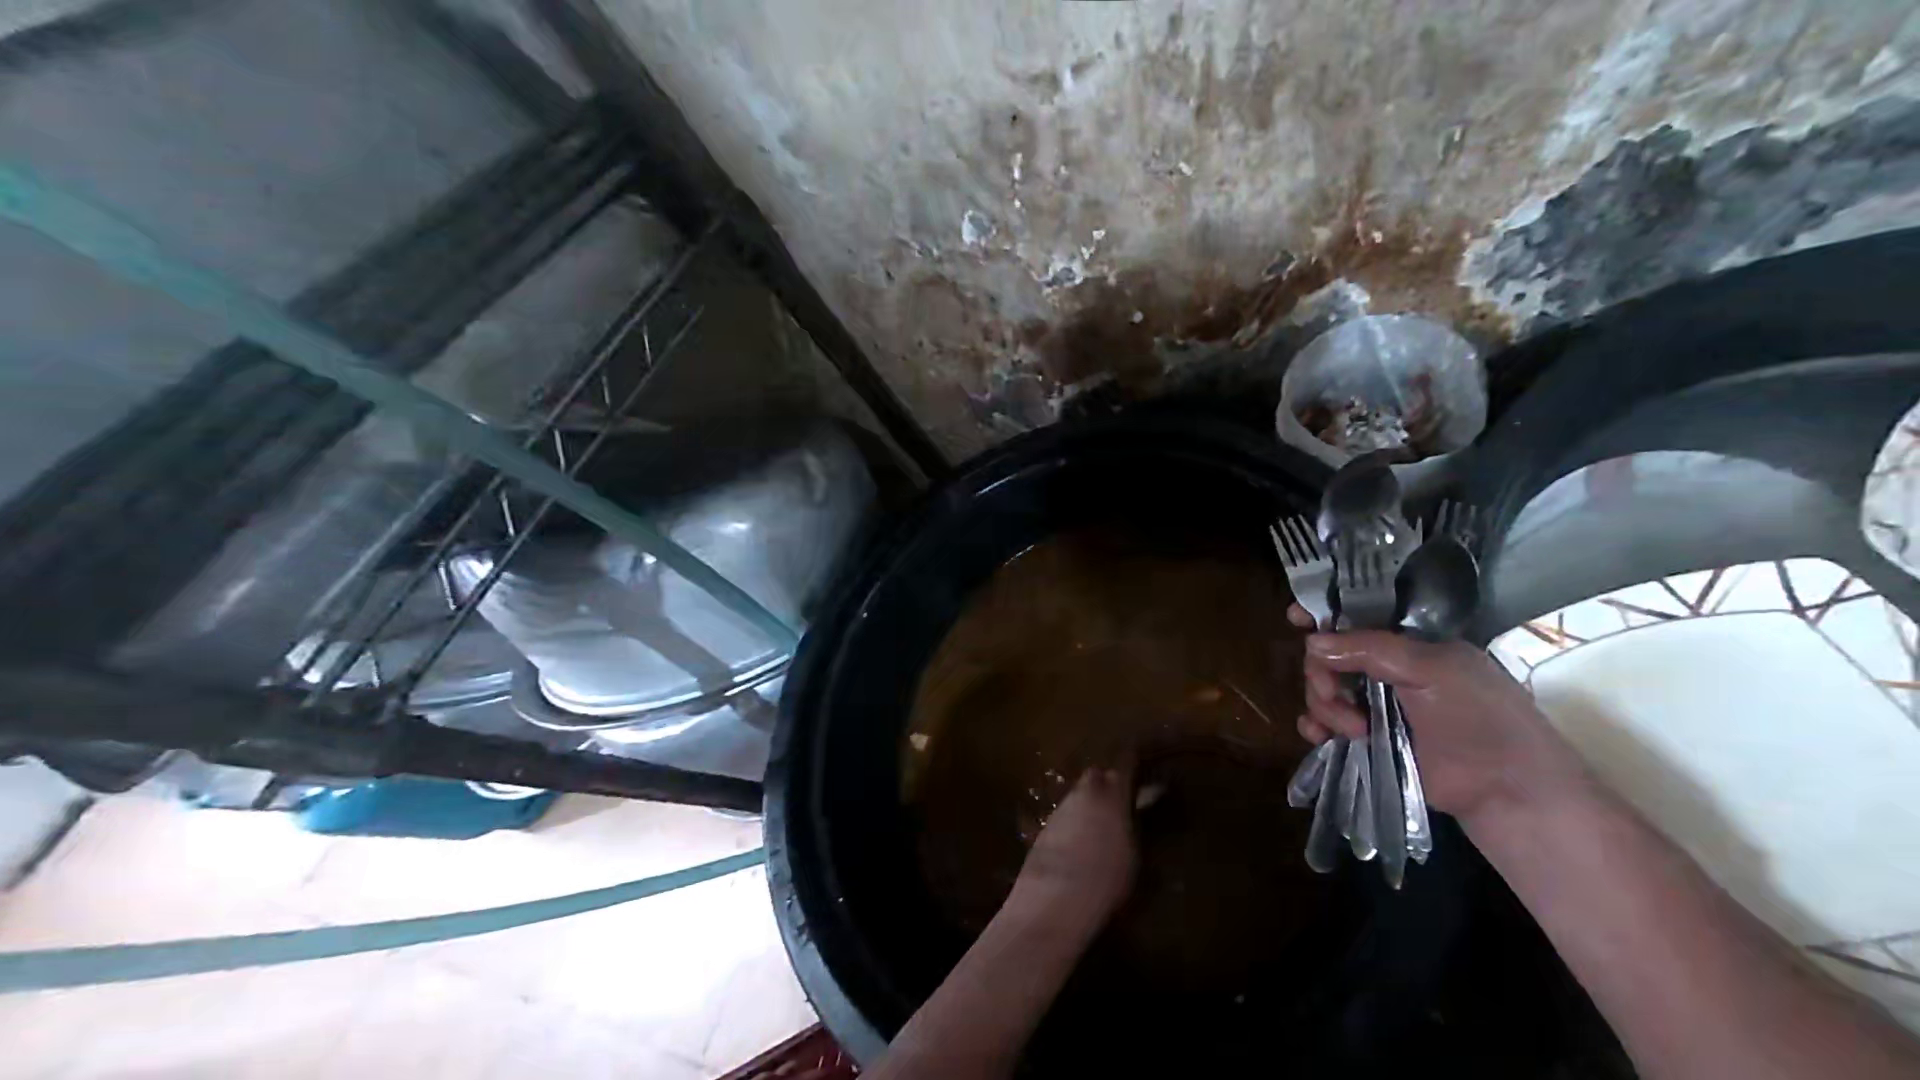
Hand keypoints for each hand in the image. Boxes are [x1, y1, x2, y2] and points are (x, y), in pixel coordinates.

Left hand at [1008, 764, 1138, 929]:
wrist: (1054, 897)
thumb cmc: (1106, 878)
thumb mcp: (1133, 855)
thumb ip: (1133, 826)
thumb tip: (1136, 813)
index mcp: (1111, 796)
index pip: (1124, 766)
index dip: (1132, 762)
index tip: (1140, 761)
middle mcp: (1083, 794)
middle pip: (1095, 776)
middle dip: (1106, 782)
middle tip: (1118, 800)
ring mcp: (1060, 809)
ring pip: (1077, 796)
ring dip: (1087, 804)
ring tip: (1099, 826)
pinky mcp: (1043, 827)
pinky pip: (1064, 816)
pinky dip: (1072, 822)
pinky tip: (1077, 844)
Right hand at [1287, 605, 1588, 821]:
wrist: (1507, 793)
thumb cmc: (1480, 719)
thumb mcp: (1433, 670)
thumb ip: (1371, 649)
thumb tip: (1311, 642)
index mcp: (1410, 644)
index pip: (1359, 617)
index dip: (1326, 614)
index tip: (1297, 618)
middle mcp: (1388, 670)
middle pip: (1329, 655)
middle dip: (1323, 673)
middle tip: (1335, 695)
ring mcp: (1375, 705)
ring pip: (1323, 689)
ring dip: (1326, 706)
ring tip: (1355, 730)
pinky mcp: (1366, 738)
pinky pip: (1322, 723)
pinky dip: (1314, 726)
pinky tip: (1320, 737)